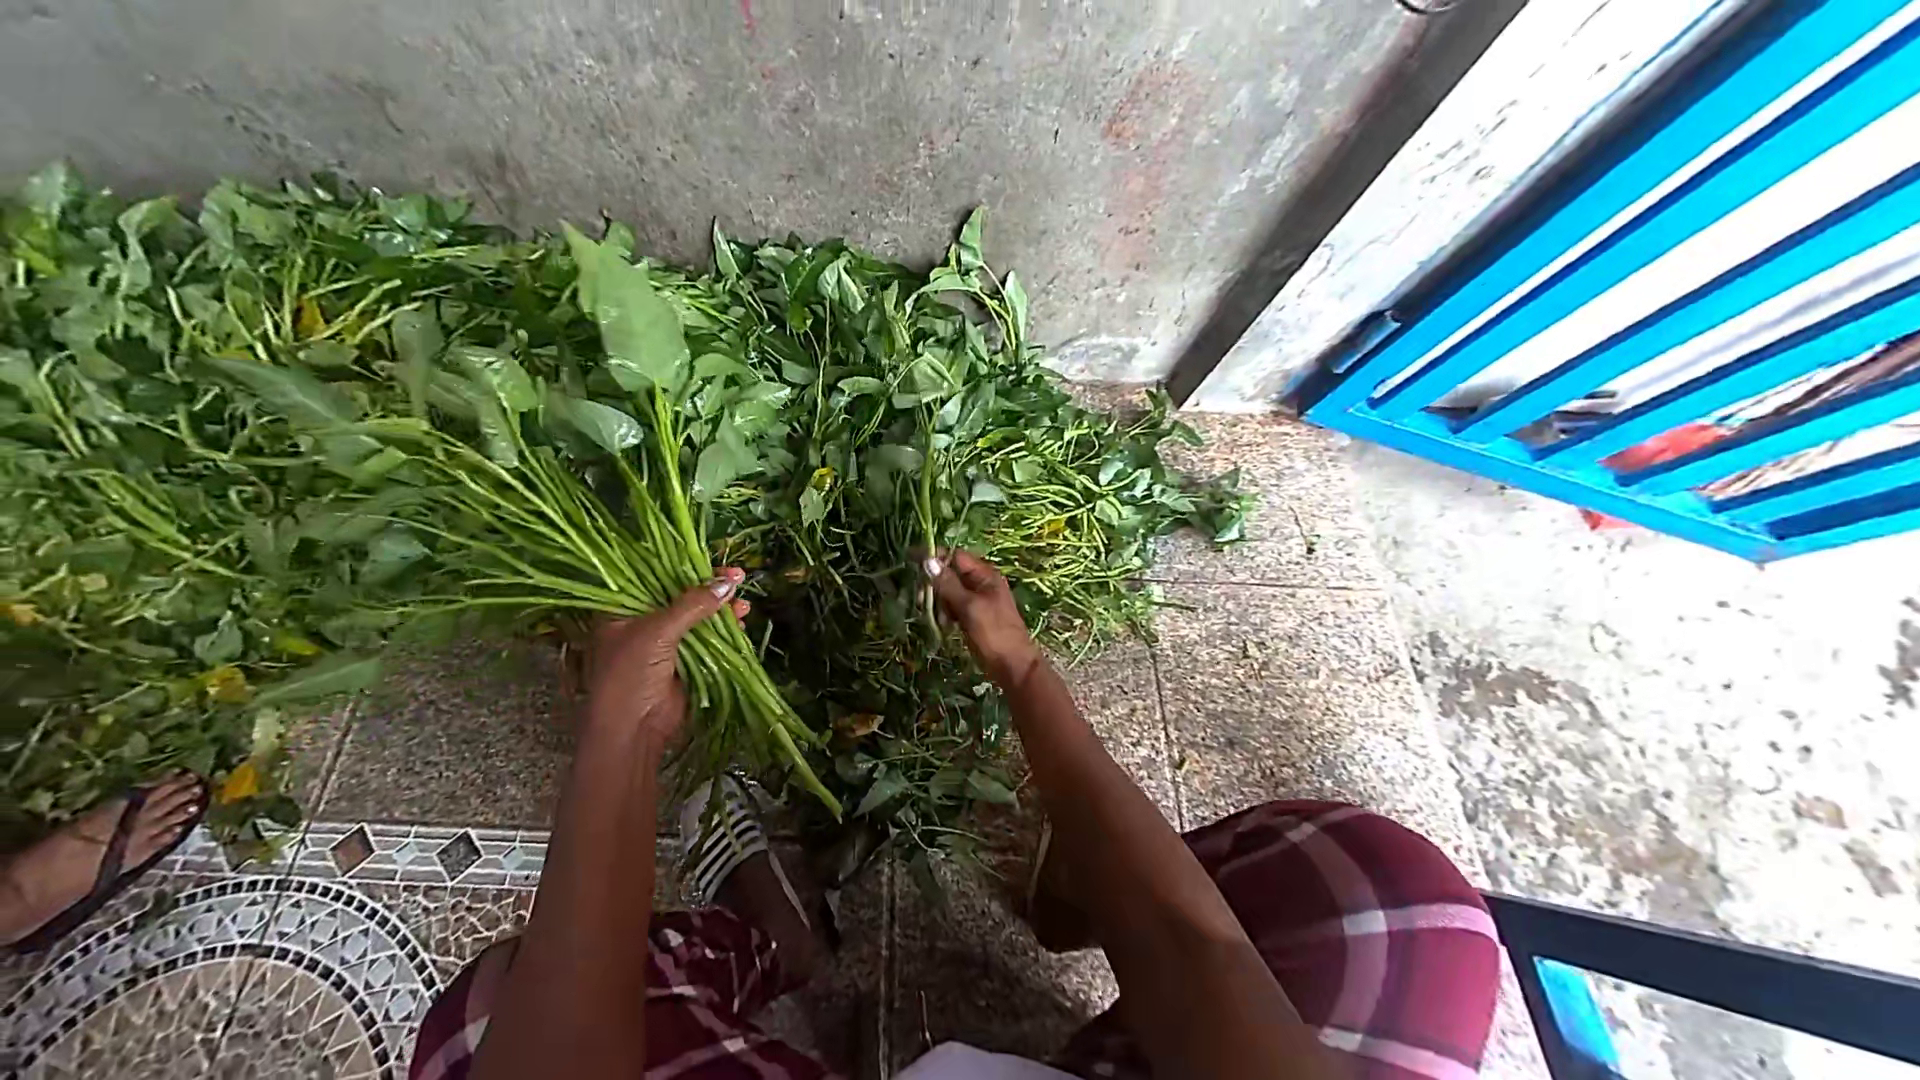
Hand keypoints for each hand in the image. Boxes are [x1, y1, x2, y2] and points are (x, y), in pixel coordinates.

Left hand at [585, 567, 749, 742]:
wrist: (633, 730)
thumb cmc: (629, 675)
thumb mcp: (656, 632)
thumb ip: (692, 605)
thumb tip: (728, 583)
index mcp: (623, 609)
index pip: (657, 575)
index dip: (687, 566)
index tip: (717, 562)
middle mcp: (643, 620)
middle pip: (682, 594)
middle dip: (711, 587)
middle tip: (739, 578)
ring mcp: (666, 641)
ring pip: (699, 616)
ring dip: (722, 609)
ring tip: (743, 605)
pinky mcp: (685, 659)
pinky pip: (709, 637)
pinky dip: (725, 629)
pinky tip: (740, 622)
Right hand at [924, 549, 1042, 688]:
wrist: (1012, 665)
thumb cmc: (994, 633)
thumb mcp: (969, 606)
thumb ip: (948, 584)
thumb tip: (928, 561)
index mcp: (985, 575)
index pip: (955, 556)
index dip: (935, 558)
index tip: (913, 562)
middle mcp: (981, 583)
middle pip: (951, 573)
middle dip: (935, 584)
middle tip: (923, 599)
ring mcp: (977, 600)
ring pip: (950, 591)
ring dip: (940, 601)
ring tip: (939, 616)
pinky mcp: (972, 616)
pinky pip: (954, 607)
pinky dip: (947, 612)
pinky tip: (945, 624)